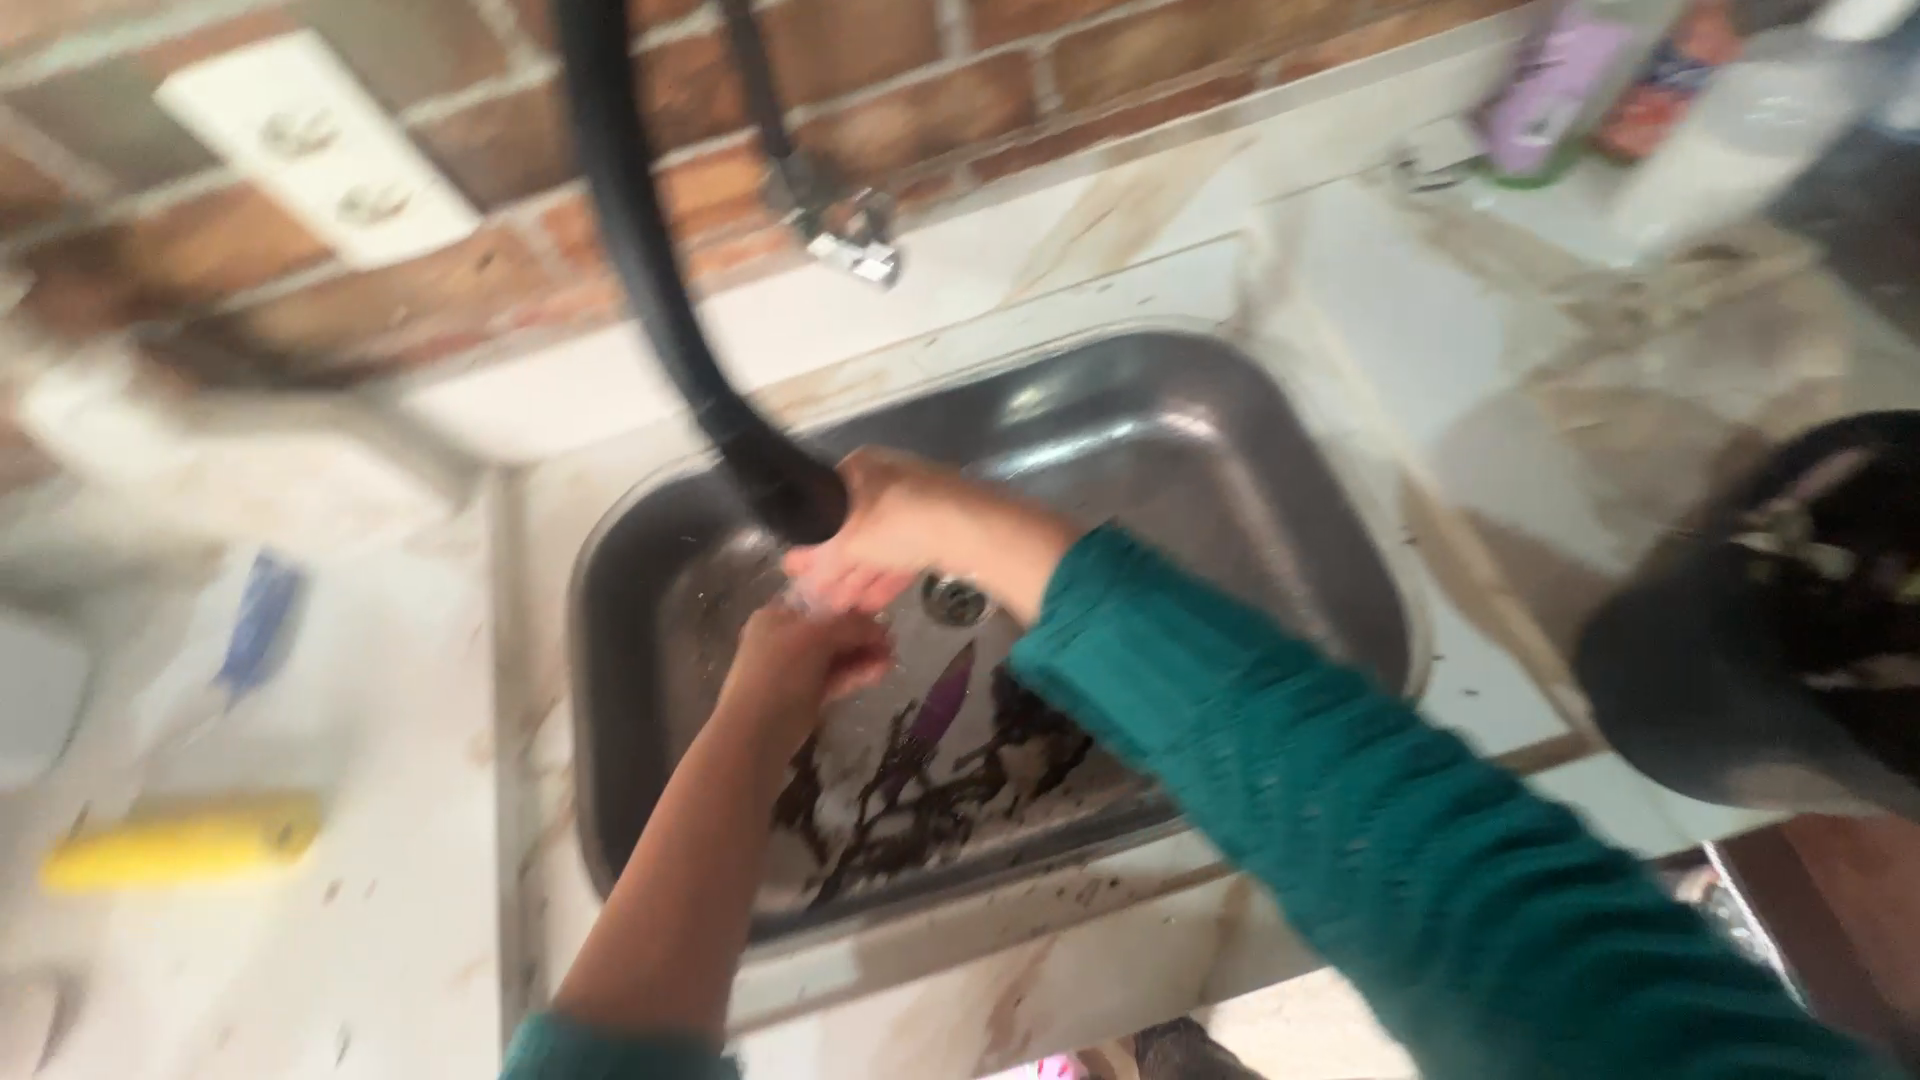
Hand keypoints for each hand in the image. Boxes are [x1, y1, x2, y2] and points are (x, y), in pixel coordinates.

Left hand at [712, 600, 893, 748]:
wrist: (755, 732)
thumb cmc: (779, 672)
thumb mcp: (816, 637)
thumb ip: (851, 625)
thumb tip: (881, 627)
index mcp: (776, 615)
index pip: (819, 602)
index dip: (849, 605)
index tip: (879, 611)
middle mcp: (784, 638)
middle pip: (831, 630)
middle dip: (862, 633)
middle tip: (891, 639)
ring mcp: (795, 669)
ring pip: (836, 656)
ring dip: (864, 654)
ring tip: (892, 656)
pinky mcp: (806, 695)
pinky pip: (835, 678)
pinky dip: (856, 674)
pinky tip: (882, 671)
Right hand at [780, 447, 963, 612]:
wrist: (968, 526)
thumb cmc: (896, 520)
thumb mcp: (849, 541)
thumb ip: (821, 560)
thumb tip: (794, 569)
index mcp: (860, 467)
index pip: (824, 504)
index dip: (812, 543)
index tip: (800, 573)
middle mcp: (887, 479)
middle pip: (854, 529)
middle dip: (837, 568)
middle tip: (820, 600)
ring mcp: (916, 504)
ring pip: (880, 545)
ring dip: (859, 578)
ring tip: (841, 610)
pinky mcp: (940, 529)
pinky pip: (904, 554)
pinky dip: (886, 577)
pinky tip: (871, 605)